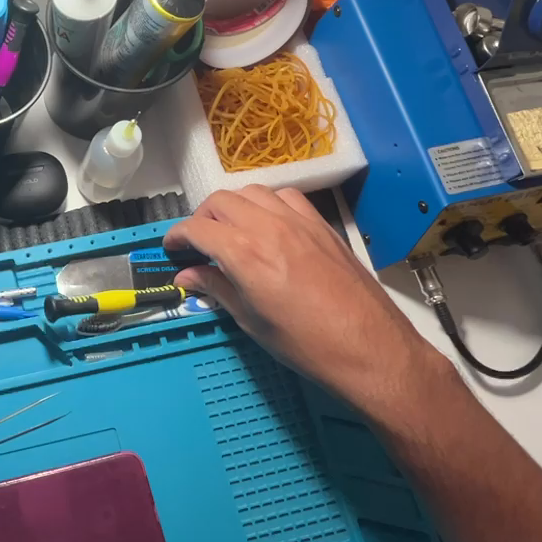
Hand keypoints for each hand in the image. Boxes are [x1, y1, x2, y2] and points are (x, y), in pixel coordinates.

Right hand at [165, 185, 448, 416]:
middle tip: (198, 243)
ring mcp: (297, 221)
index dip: (177, 237)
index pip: (196, 228)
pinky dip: (266, 203)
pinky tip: (268, 224)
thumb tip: (187, 276)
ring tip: (231, 230)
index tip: (172, 249)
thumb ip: (216, 289)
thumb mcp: (250, 321)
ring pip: (252, 192)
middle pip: (220, 202)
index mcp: (244, 253)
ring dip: (233, 206)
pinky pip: (285, 197)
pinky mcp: (320, 224)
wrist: (369, 348)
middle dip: (202, 218)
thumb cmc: (304, 344)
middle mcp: (267, 226)